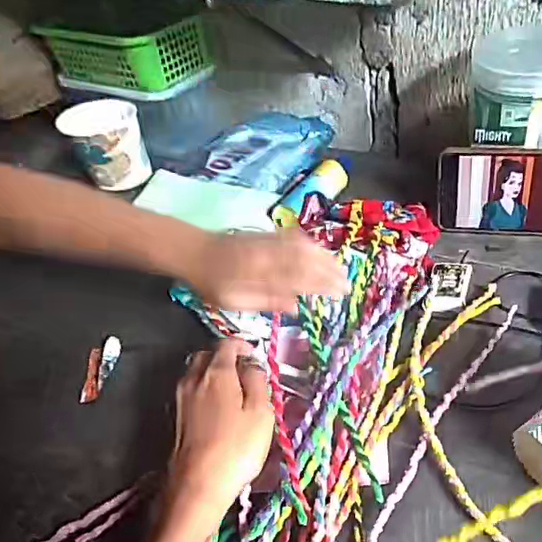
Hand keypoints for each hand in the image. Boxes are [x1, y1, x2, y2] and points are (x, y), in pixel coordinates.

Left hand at [166, 338, 274, 529]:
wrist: (198, 483)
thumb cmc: (237, 447)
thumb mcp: (261, 412)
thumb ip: (258, 382)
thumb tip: (252, 365)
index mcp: (217, 373)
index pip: (227, 344)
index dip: (243, 345)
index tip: (256, 354)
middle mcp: (193, 379)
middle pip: (207, 355)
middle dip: (225, 357)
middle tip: (245, 370)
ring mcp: (180, 398)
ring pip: (197, 373)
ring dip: (214, 374)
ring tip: (234, 390)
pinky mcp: (176, 417)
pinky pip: (192, 392)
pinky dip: (206, 391)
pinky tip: (219, 408)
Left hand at [182, 231, 346, 311]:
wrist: (193, 251)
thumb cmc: (212, 283)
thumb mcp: (235, 301)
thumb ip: (266, 302)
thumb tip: (296, 306)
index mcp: (262, 272)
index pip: (301, 278)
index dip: (323, 285)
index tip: (340, 293)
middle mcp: (269, 253)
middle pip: (306, 261)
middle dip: (330, 271)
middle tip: (347, 283)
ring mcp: (268, 241)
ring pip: (303, 247)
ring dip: (325, 257)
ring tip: (341, 268)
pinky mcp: (266, 235)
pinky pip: (293, 237)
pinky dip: (311, 244)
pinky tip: (320, 251)